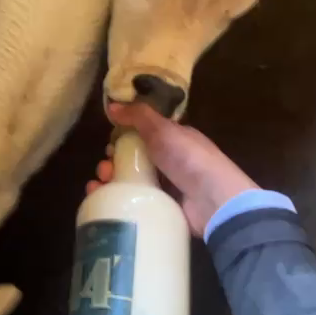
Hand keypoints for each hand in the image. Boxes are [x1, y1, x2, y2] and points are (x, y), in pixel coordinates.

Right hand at [88, 103, 258, 236]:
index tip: (109, 144)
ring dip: (111, 180)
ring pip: (132, 181)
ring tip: (101, 184)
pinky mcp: (163, 209)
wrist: (214, 201)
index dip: (123, 138)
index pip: (143, 135)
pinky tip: (104, 200)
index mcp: (174, 140)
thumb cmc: (189, 159)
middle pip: (133, 159)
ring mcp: (168, 187)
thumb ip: (137, 115)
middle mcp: (171, 162)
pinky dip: (119, 201)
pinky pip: (136, 202)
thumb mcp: (162, 129)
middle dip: (113, 161)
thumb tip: (111, 105)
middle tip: (105, 168)